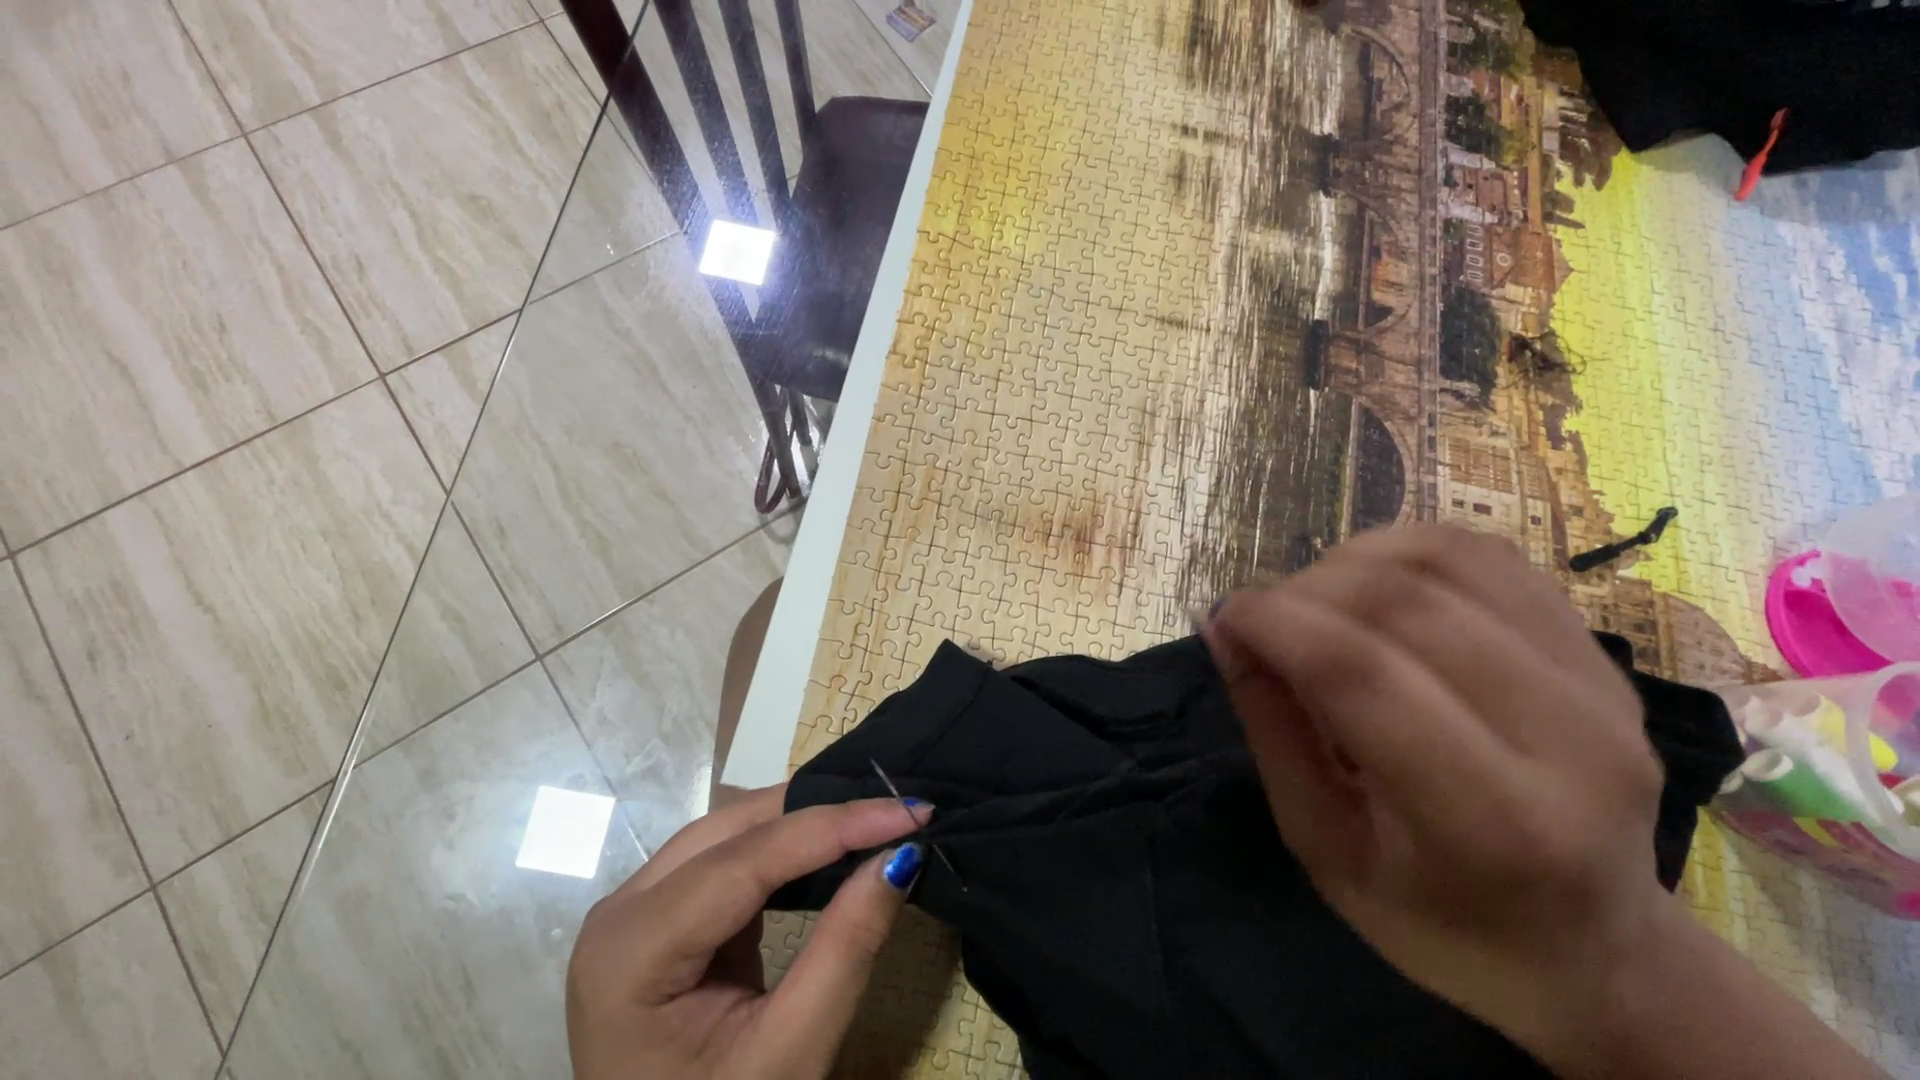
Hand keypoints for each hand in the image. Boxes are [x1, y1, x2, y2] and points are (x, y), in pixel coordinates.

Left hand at [566, 786, 926, 1079]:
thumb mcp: (791, 1052)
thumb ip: (845, 948)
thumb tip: (900, 856)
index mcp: (632, 952)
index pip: (746, 860)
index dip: (834, 826)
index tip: (913, 811)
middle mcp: (621, 910)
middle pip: (730, 831)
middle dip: (819, 811)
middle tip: (900, 808)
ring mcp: (634, 909)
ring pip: (727, 833)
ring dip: (803, 820)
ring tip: (874, 818)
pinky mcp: (659, 915)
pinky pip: (725, 859)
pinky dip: (783, 848)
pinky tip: (828, 846)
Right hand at [1201, 525, 1677, 1064]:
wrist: (1591, 948)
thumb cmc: (1440, 921)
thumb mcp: (1327, 850)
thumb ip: (1275, 733)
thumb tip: (1225, 630)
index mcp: (1490, 823)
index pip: (1366, 676)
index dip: (1279, 624)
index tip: (1224, 617)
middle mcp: (1568, 741)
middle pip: (1410, 605)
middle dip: (1307, 590)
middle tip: (1261, 616)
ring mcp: (1601, 686)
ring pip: (1454, 561)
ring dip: (1355, 560)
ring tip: (1313, 599)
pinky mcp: (1603, 654)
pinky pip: (1492, 559)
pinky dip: (1409, 552)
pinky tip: (1373, 586)